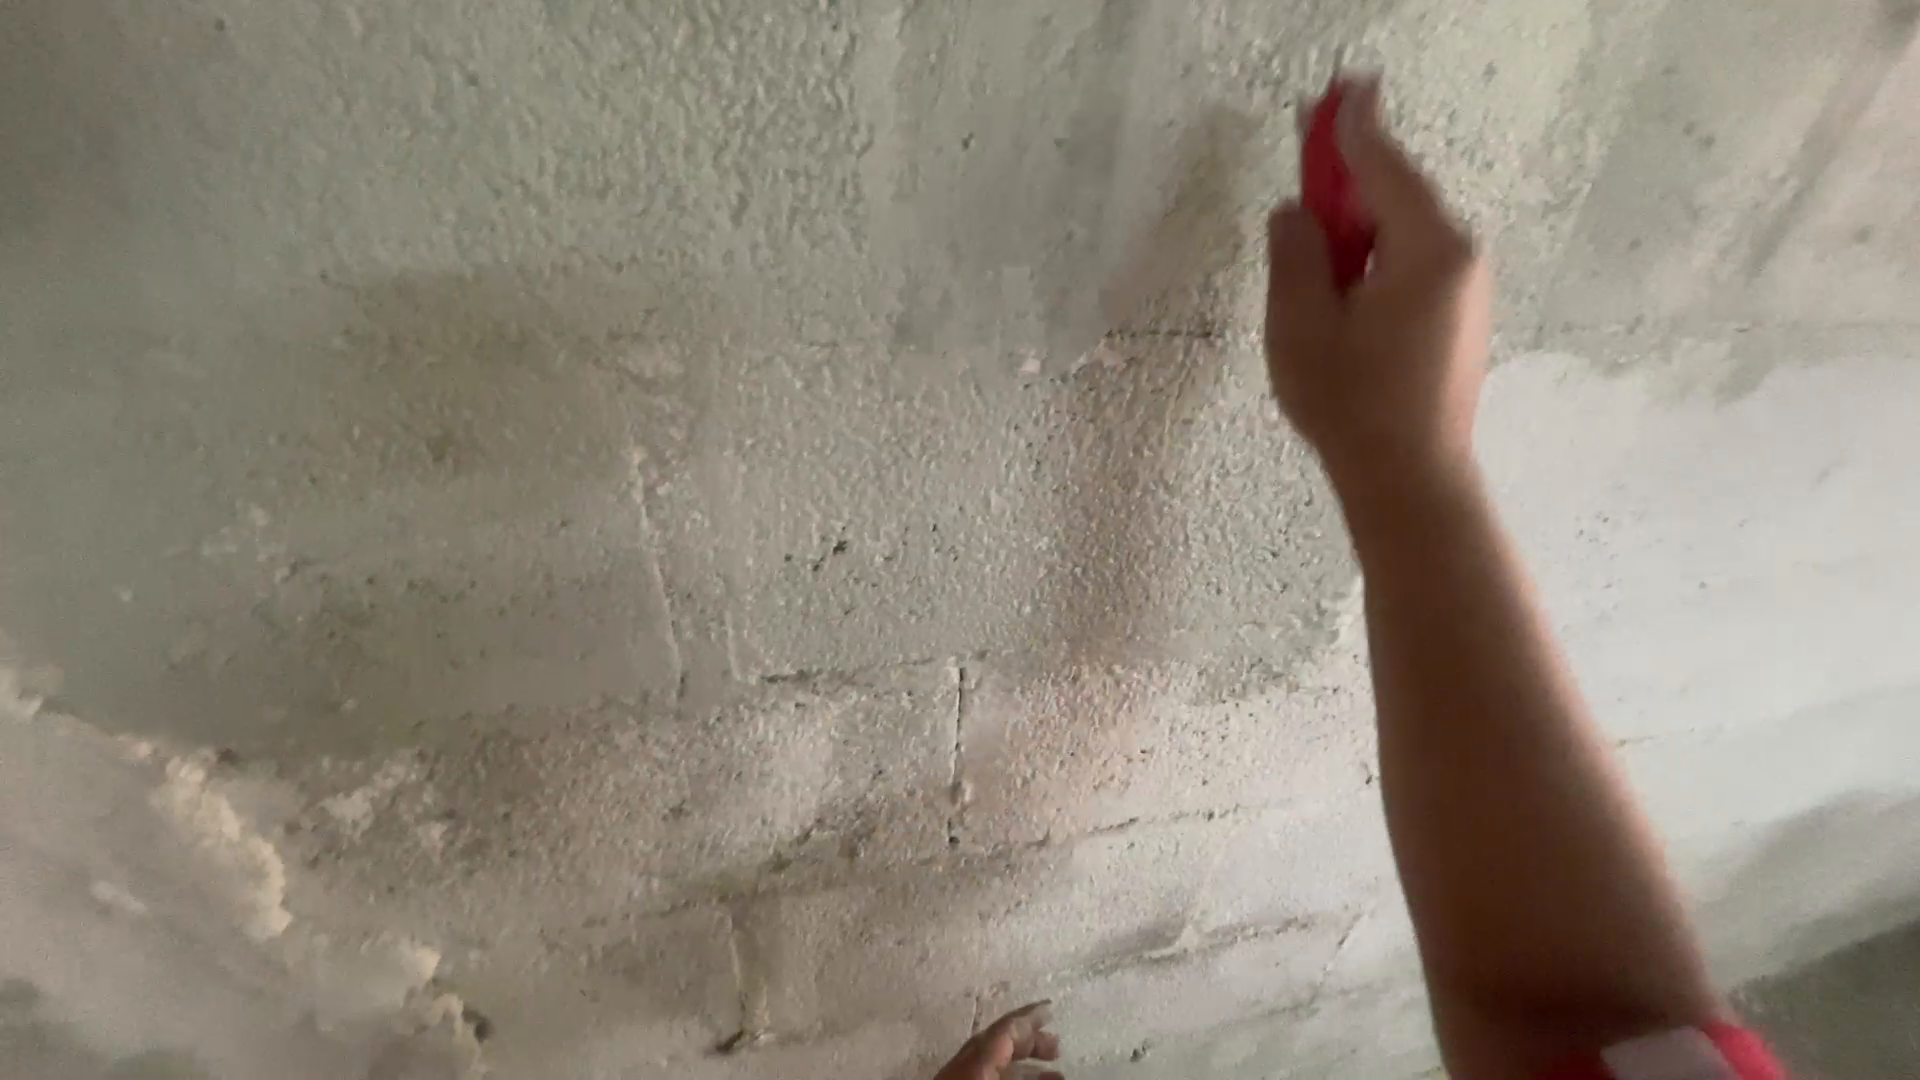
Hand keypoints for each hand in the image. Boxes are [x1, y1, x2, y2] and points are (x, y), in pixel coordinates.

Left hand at [932, 1002, 1062, 1079]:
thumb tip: (1058, 1078)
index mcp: (976, 1061)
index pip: (1006, 1030)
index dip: (1030, 1017)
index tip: (1050, 1010)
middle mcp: (964, 1066)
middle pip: (999, 1043)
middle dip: (1029, 1043)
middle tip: (1057, 1048)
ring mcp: (957, 1079)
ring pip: (992, 1065)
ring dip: (1023, 1068)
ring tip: (1055, 1077)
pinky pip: (985, 1079)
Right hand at [1266, 77, 1492, 501]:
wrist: (1407, 477)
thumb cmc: (1349, 402)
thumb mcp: (1301, 325)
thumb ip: (1295, 257)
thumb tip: (1293, 213)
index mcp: (1427, 248)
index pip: (1384, 170)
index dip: (1352, 131)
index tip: (1340, 92)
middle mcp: (1460, 259)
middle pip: (1397, 203)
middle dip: (1349, 188)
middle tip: (1309, 177)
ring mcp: (1465, 294)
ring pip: (1402, 242)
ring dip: (1356, 236)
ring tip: (1314, 259)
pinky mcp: (1457, 324)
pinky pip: (1411, 272)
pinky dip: (1373, 266)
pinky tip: (1343, 298)